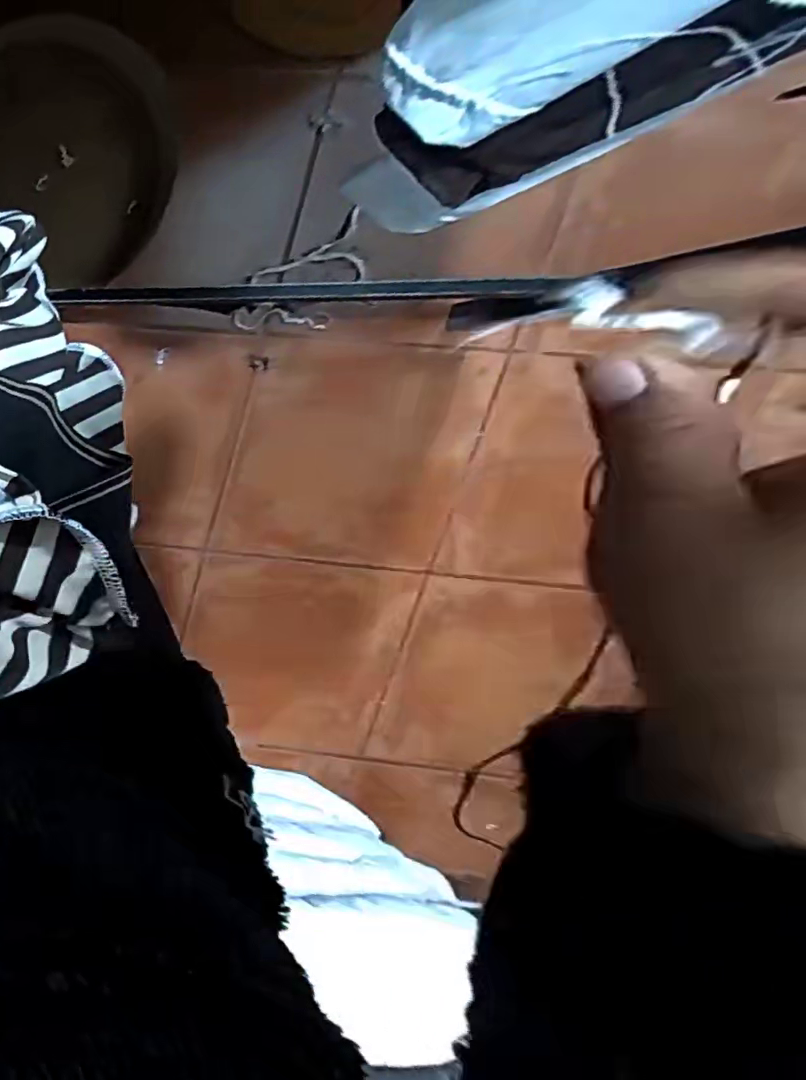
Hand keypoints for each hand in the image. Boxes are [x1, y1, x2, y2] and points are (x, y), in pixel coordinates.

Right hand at [580, 254, 805, 842]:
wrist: (784, 729)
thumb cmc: (728, 634)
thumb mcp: (665, 529)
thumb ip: (650, 434)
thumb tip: (614, 356)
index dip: (751, 285)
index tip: (641, 296)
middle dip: (774, 298)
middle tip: (678, 297)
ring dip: (785, 332)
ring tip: (704, 329)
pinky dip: (803, 365)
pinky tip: (755, 375)